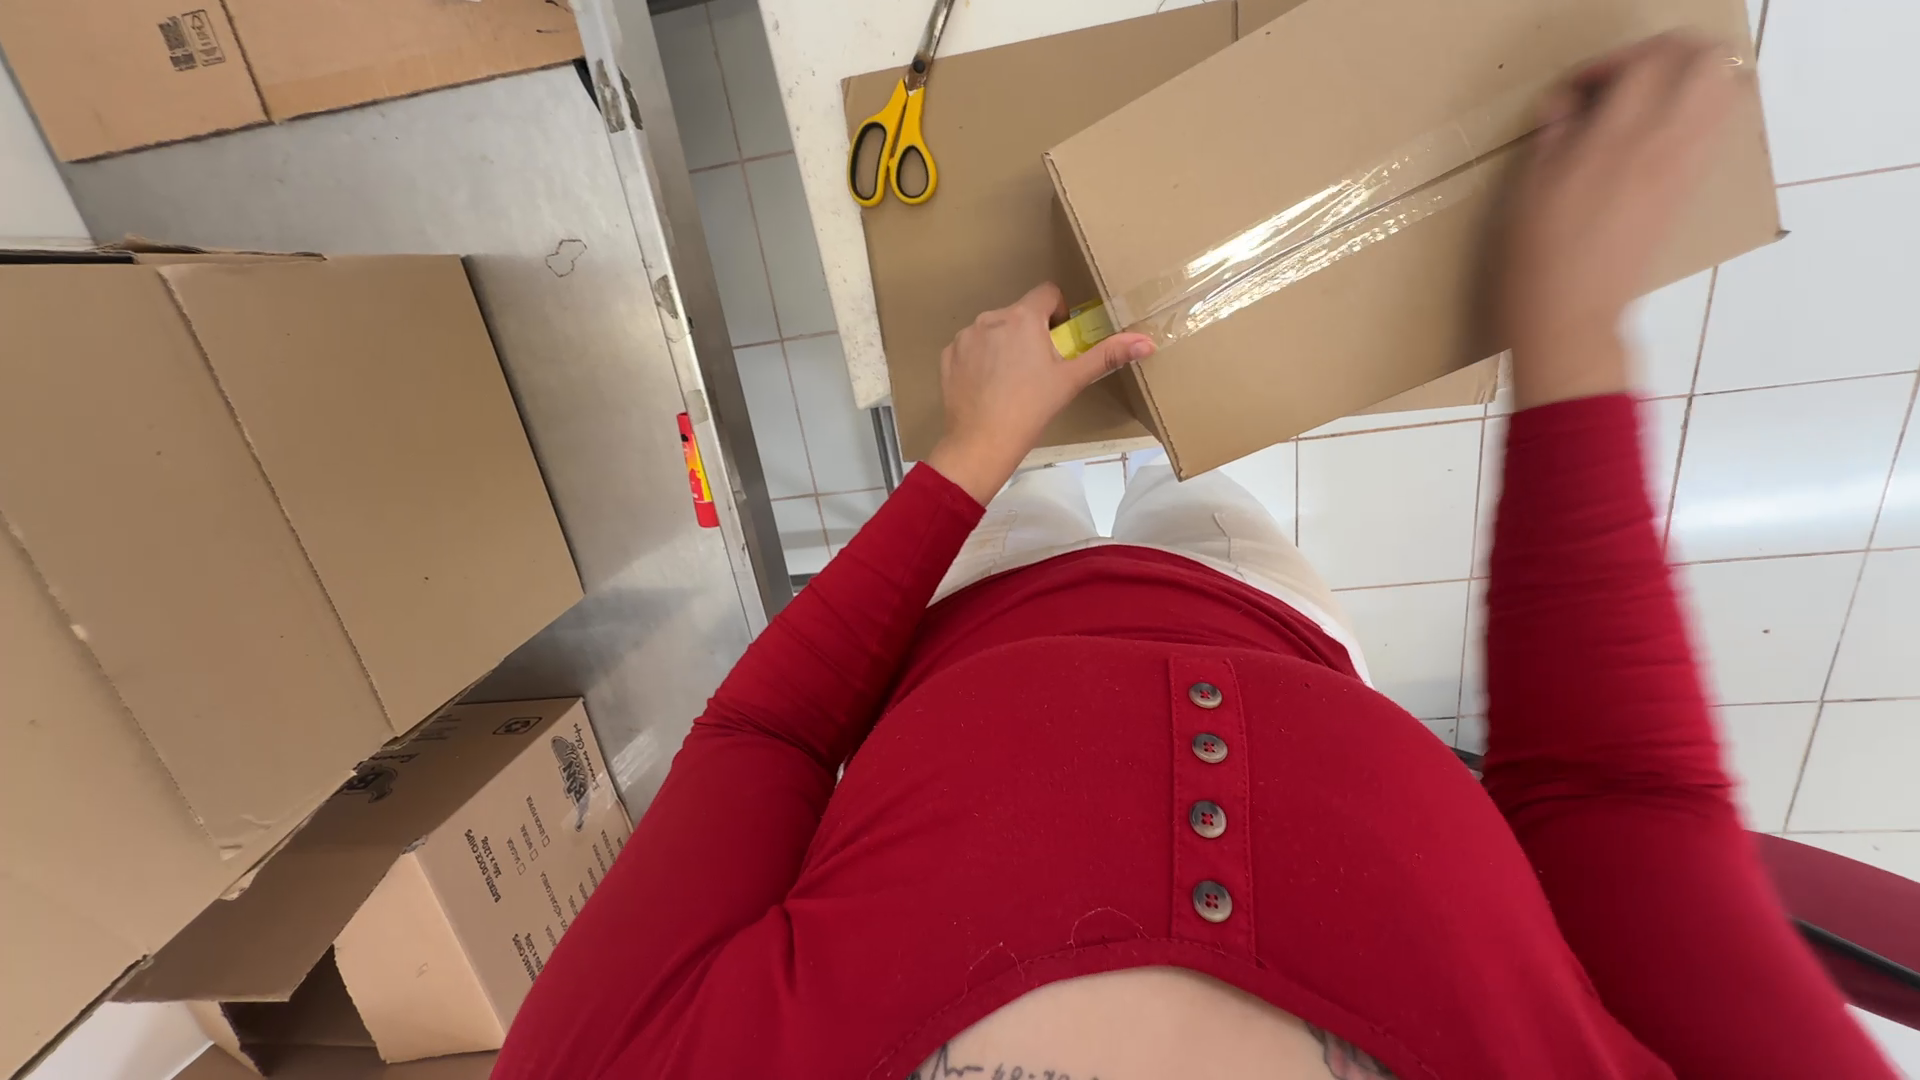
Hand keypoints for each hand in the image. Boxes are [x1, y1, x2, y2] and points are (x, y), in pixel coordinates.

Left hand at [924, 282, 1154, 503]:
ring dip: (1005, 344)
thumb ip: (1108, 356)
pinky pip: (970, 347)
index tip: (1058, 341)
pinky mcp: (949, 355)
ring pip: (994, 329)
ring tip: (1011, 380)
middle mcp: (991, 318)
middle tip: (1037, 369)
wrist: (982, 442)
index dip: (1058, 314)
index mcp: (1023, 317)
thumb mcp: (1071, 380)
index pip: (1047, 293)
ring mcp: (966, 336)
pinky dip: (981, 360)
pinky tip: (988, 386)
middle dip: (1031, 333)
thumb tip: (1147, 342)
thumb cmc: (1030, 410)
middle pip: (1020, 313)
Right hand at [1498, 34, 1737, 408]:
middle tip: (1617, 82)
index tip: (1573, 91)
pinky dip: (1694, 111)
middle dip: (1661, 56)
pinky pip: (1716, 124)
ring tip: (1641, 103)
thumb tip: (1563, 105)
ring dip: (1685, 79)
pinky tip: (1653, 136)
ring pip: (1722, 85)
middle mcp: (1663, 143)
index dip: (1607, 63)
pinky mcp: (1688, 188)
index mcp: (1615, 142)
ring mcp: (1684, 165)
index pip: (1643, 60)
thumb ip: (1550, 140)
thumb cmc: (1532, 266)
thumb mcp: (1522, 199)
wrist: (1570, 318)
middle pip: (1700, 57)